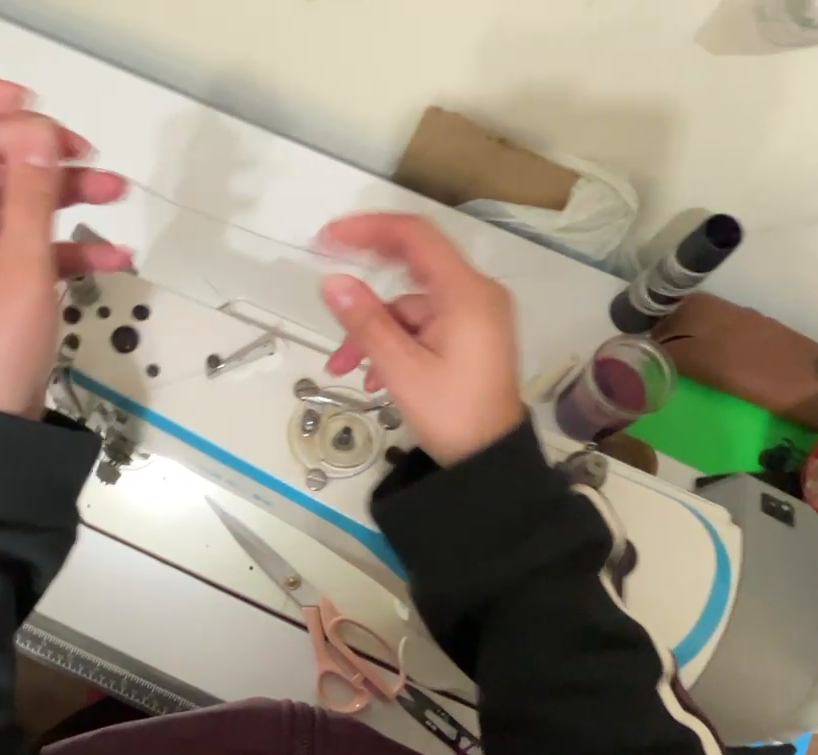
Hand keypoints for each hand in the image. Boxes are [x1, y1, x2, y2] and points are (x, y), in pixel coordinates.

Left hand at [0, 77, 131, 418]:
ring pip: (24, 196)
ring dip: (69, 189)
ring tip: (117, 192)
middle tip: (85, 154)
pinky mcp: (10, 279)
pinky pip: (43, 244)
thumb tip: (37, 132)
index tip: (33, 107)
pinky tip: (119, 258)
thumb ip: (31, 195)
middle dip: (40, 146)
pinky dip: (78, 244)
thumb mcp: (21, 266)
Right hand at [316, 214, 524, 464]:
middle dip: (365, 302)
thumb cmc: (451, 414)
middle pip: (409, 276)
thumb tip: (332, 283)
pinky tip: (374, 379)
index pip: (414, 237)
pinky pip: (425, 329)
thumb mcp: (402, 370)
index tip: (327, 240)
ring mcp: (475, 317)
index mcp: (466, 293)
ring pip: (411, 311)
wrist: (490, 461)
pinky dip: (397, 346)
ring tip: (343, 369)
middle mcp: (475, 294)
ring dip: (375, 336)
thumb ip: (366, 322)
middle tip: (329, 305)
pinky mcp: (471, 338)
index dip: (367, 230)